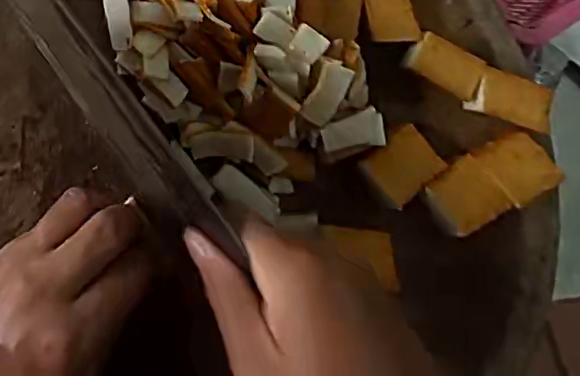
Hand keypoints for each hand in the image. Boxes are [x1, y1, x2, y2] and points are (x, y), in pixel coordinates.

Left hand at [0, 188, 154, 375]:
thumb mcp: (77, 373)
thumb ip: (108, 329)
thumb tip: (138, 283)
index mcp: (72, 336)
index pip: (132, 274)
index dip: (156, 261)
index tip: (164, 260)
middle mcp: (49, 289)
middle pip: (109, 226)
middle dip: (135, 221)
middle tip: (144, 227)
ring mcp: (22, 261)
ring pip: (77, 202)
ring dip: (103, 203)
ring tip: (113, 213)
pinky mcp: (2, 247)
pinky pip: (47, 215)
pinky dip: (71, 215)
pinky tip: (78, 225)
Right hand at [185, 219, 448, 375]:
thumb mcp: (254, 361)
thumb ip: (225, 291)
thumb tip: (194, 234)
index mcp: (292, 258)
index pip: (239, 217)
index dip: (218, 235)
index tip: (208, 267)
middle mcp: (329, 250)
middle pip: (273, 241)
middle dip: (255, 269)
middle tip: (248, 325)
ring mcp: (363, 274)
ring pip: (305, 263)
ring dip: (288, 288)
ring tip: (285, 344)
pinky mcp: (385, 303)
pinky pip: (336, 284)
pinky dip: (320, 303)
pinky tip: (322, 349)